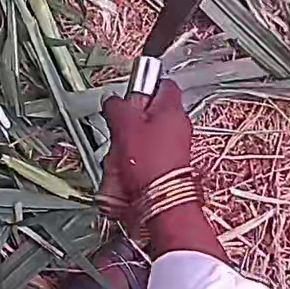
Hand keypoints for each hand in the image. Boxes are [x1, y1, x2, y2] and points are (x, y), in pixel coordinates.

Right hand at [102, 82, 225, 261]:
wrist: (160, 204)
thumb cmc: (150, 165)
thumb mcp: (125, 126)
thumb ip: (117, 107)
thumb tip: (112, 100)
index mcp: (172, 110)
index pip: (162, 85)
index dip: (143, 87)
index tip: (128, 94)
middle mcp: (177, 128)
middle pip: (146, 116)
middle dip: (126, 124)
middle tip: (118, 131)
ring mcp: (172, 150)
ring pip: (140, 139)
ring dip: (124, 147)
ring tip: (119, 157)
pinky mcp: (164, 169)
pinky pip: (140, 160)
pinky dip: (128, 165)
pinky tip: (123, 173)